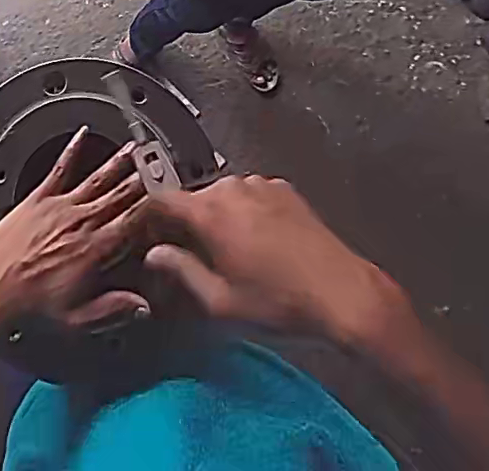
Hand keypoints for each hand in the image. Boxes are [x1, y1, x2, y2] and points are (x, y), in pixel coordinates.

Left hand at [0, 127, 150, 327]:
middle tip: (158, 162)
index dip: (152, 207)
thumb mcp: (78, 318)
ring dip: (117, 162)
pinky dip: (72, 149)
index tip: (168, 195)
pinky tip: (82, 134)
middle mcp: (81, 223)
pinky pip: (60, 168)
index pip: (132, 222)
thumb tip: (142, 305)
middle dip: (141, 178)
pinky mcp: (39, 198)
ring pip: (97, 179)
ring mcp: (60, 207)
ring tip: (134, 148)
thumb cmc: (32, 306)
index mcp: (94, 250)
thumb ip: (113, 308)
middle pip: (119, 195)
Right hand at [145, 175, 419, 347]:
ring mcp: (260, 185)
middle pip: (192, 198)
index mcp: (210, 212)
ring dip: (218, 217)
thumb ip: (181, 271)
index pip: (161, 199)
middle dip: (187, 223)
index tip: (145, 231)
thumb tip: (157, 255)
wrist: (343, 293)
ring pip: (222, 196)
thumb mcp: (220, 301)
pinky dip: (245, 212)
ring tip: (231, 253)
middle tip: (191, 254)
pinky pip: (250, 195)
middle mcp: (232, 188)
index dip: (147, 215)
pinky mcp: (283, 189)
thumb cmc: (281, 302)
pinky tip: (259, 242)